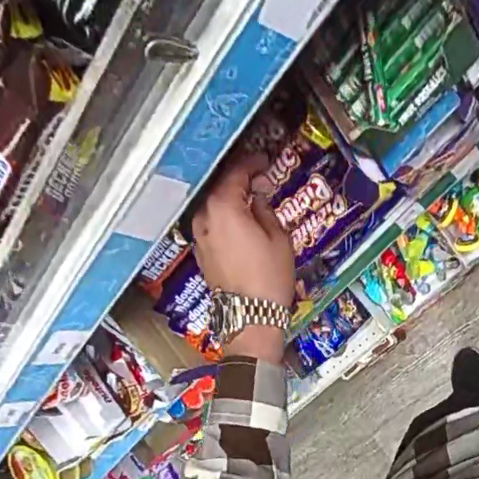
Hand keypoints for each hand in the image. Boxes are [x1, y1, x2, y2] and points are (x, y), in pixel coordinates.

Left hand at [188, 152, 295, 361]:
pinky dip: (227, 222)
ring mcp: (200, 236)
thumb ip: (266, 211)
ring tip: (252, 206)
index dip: (252, 163)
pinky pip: (214, 228)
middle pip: (222, 190)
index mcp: (224, 206)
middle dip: (240, 183)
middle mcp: (205, 216)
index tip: (264, 161)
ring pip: (216, 209)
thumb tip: (259, 199)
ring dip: (232, 204)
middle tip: (260, 182)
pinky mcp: (202, 254)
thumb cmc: (269, 278)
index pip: (237, 173)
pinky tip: (243, 228)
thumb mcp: (279, 239)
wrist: (251, 317)